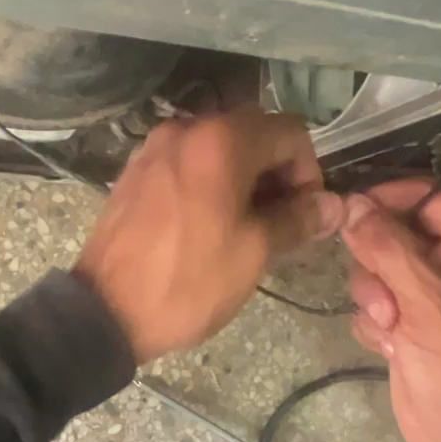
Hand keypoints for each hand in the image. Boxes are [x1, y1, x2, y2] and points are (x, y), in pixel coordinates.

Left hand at [75, 107, 343, 361]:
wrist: (106, 312)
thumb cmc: (188, 283)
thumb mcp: (253, 253)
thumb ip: (297, 220)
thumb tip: (334, 206)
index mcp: (221, 140)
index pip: (290, 132)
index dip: (309, 171)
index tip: (305, 214)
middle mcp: (186, 129)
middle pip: (252, 134)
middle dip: (276, 174)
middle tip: (279, 224)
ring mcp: (154, 149)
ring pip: (217, 150)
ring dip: (243, 180)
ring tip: (244, 230)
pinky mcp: (134, 173)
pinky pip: (186, 166)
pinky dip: (208, 185)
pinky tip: (207, 227)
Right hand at [340, 179, 440, 441]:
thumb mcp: (427, 305)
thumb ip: (389, 250)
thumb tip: (352, 205)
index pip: (431, 199)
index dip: (389, 201)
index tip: (349, 210)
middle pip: (396, 233)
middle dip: (380, 268)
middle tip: (385, 299)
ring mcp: (431, 293)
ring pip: (378, 269)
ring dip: (376, 300)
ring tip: (392, 329)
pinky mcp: (408, 320)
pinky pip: (374, 302)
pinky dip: (376, 323)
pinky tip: (391, 347)